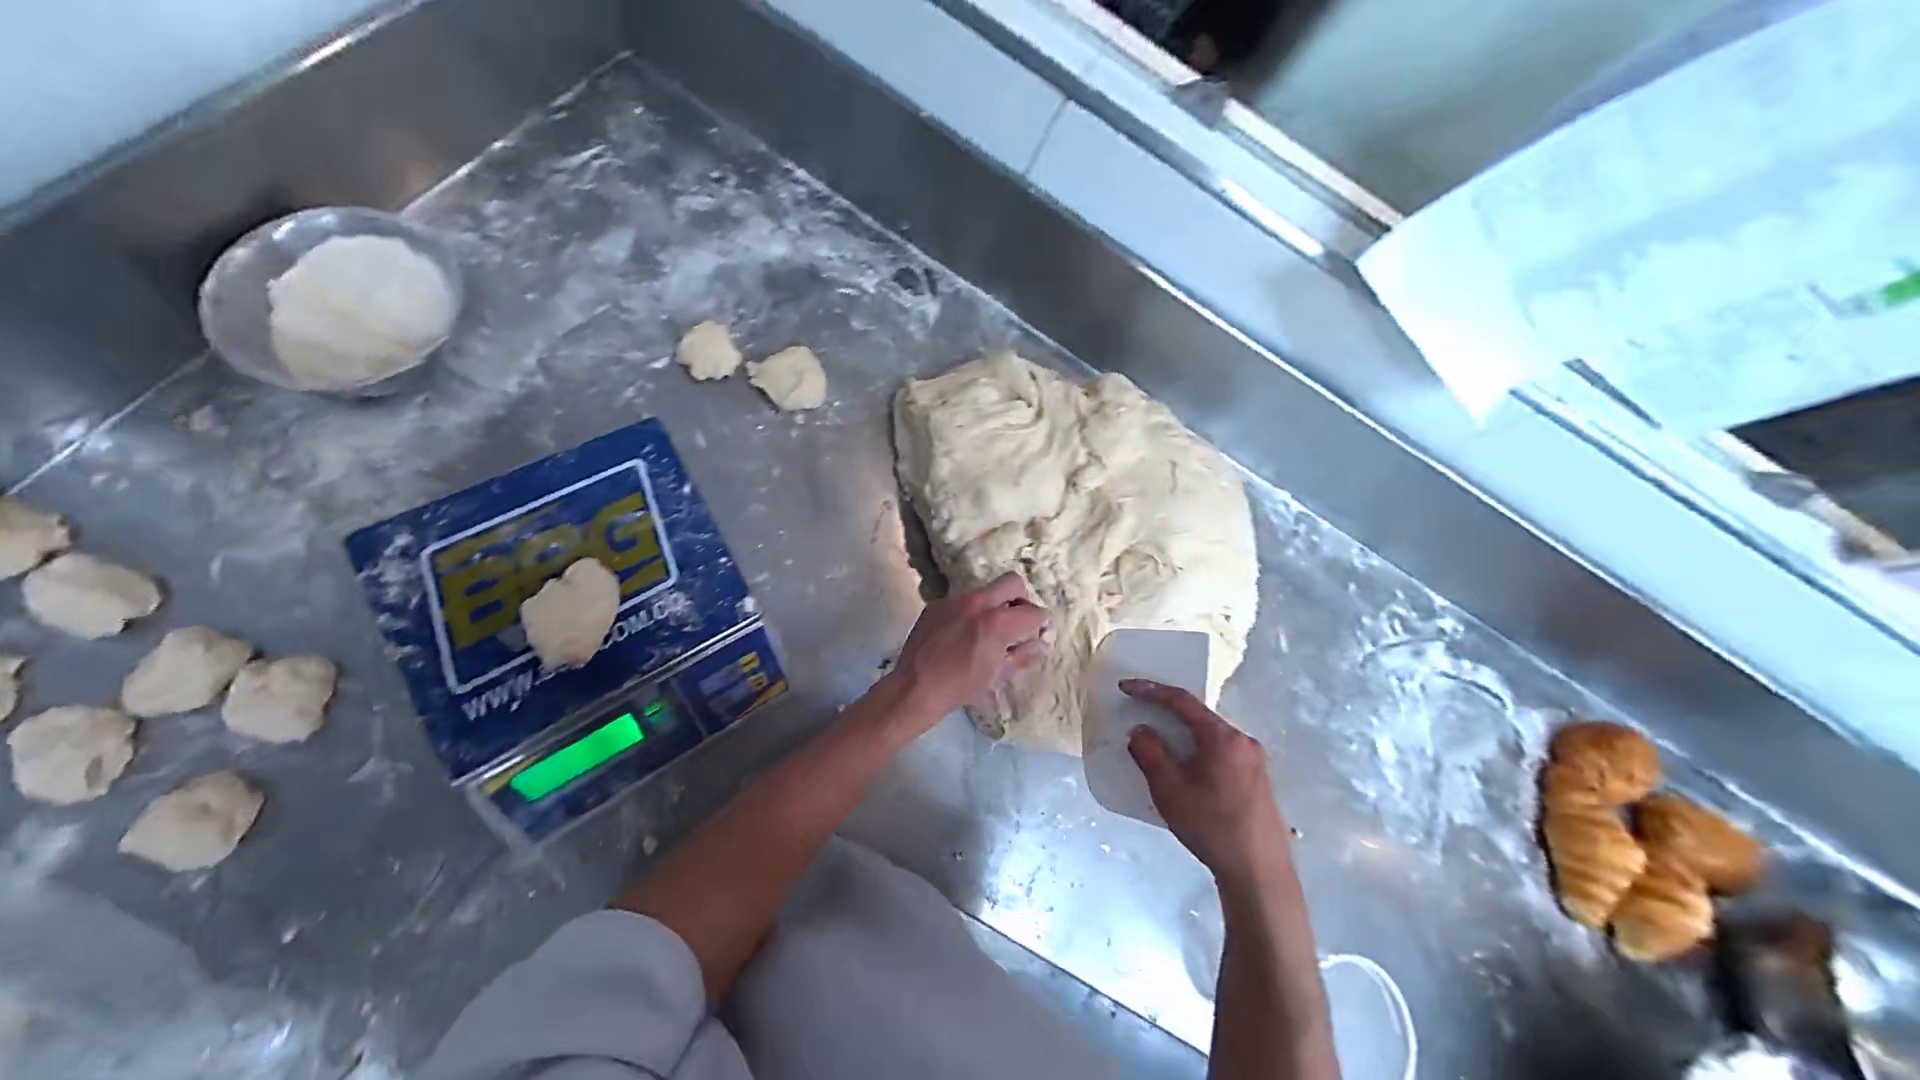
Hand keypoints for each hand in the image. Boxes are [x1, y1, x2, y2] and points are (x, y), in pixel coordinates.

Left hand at [888, 572, 1049, 727]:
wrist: (916, 686)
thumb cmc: (961, 685)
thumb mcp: (998, 674)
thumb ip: (1024, 655)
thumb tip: (1041, 645)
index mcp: (997, 622)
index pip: (1033, 612)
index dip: (1043, 623)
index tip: (1040, 631)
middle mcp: (977, 602)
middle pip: (1013, 582)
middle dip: (1022, 599)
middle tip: (1018, 621)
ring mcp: (954, 599)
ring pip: (986, 590)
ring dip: (994, 604)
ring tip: (988, 629)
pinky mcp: (937, 603)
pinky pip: (962, 599)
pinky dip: (970, 611)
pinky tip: (963, 633)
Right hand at [1123, 679, 1291, 891]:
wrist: (1259, 873)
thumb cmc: (1211, 825)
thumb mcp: (1169, 788)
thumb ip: (1150, 752)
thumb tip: (1141, 731)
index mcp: (1222, 737)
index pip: (1182, 701)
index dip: (1150, 691)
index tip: (1125, 688)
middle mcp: (1242, 742)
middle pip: (1198, 717)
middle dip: (1167, 714)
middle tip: (1140, 715)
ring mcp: (1254, 762)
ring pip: (1209, 737)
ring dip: (1182, 737)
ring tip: (1158, 745)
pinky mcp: (1256, 781)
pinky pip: (1219, 754)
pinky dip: (1196, 752)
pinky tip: (1184, 771)